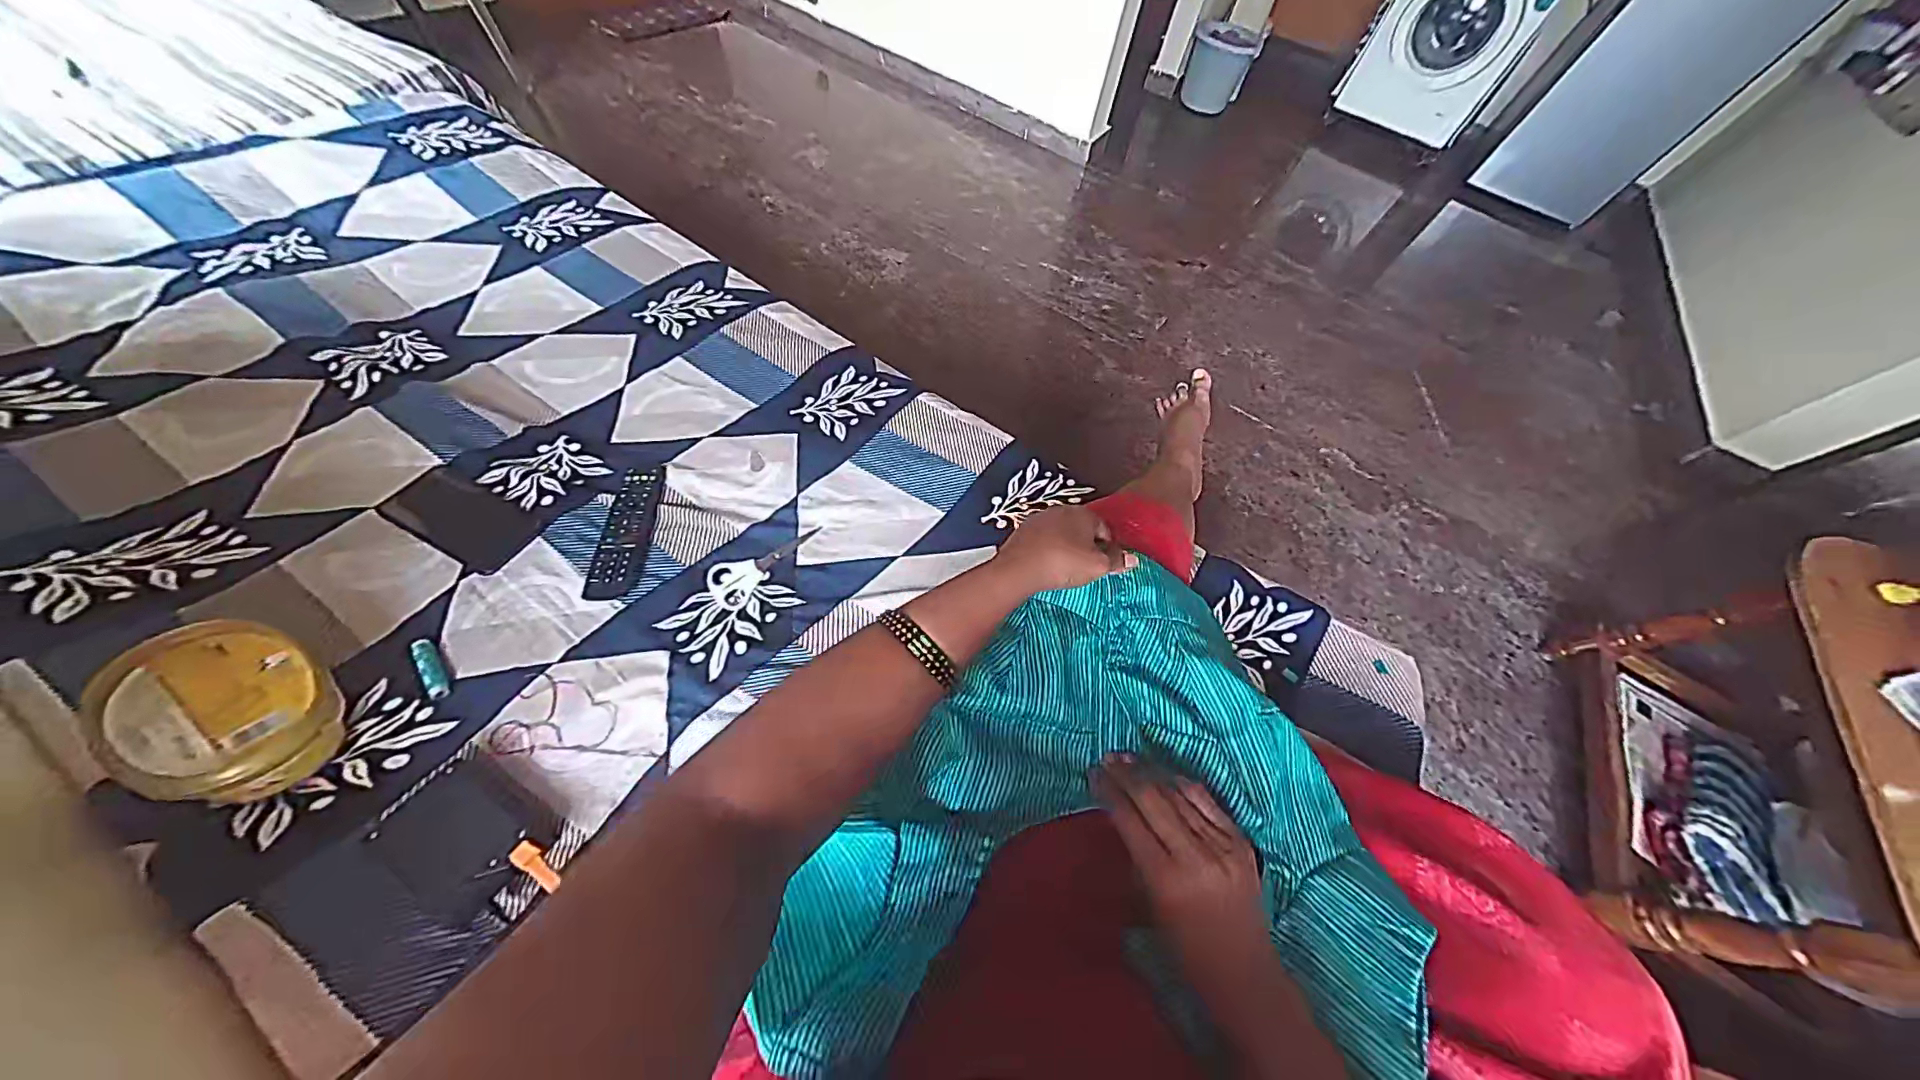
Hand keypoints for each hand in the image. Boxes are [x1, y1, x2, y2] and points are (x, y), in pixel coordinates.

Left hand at [990, 504, 1132, 594]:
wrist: (1019, 568)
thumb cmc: (1064, 563)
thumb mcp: (1097, 566)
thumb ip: (1116, 560)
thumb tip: (1132, 558)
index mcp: (1084, 514)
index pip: (1105, 528)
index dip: (1109, 547)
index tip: (1106, 564)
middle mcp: (1062, 510)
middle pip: (1082, 528)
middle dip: (1087, 545)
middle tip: (1087, 566)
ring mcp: (1040, 518)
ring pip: (1061, 532)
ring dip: (1067, 546)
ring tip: (1066, 567)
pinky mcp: (1023, 530)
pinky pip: (1044, 539)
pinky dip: (1048, 548)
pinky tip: (1047, 564)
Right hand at [1093, 755, 1346, 1079]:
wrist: (1244, 973)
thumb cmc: (1184, 950)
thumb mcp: (1147, 904)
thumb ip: (1134, 858)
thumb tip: (1120, 814)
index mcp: (1165, 878)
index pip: (1129, 819)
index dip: (1109, 792)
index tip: (1093, 774)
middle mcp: (1195, 856)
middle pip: (1153, 799)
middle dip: (1126, 774)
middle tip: (1107, 759)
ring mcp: (1223, 847)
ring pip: (1179, 794)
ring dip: (1151, 772)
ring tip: (1129, 758)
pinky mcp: (1242, 842)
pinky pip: (1207, 802)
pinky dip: (1182, 784)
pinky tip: (1165, 774)